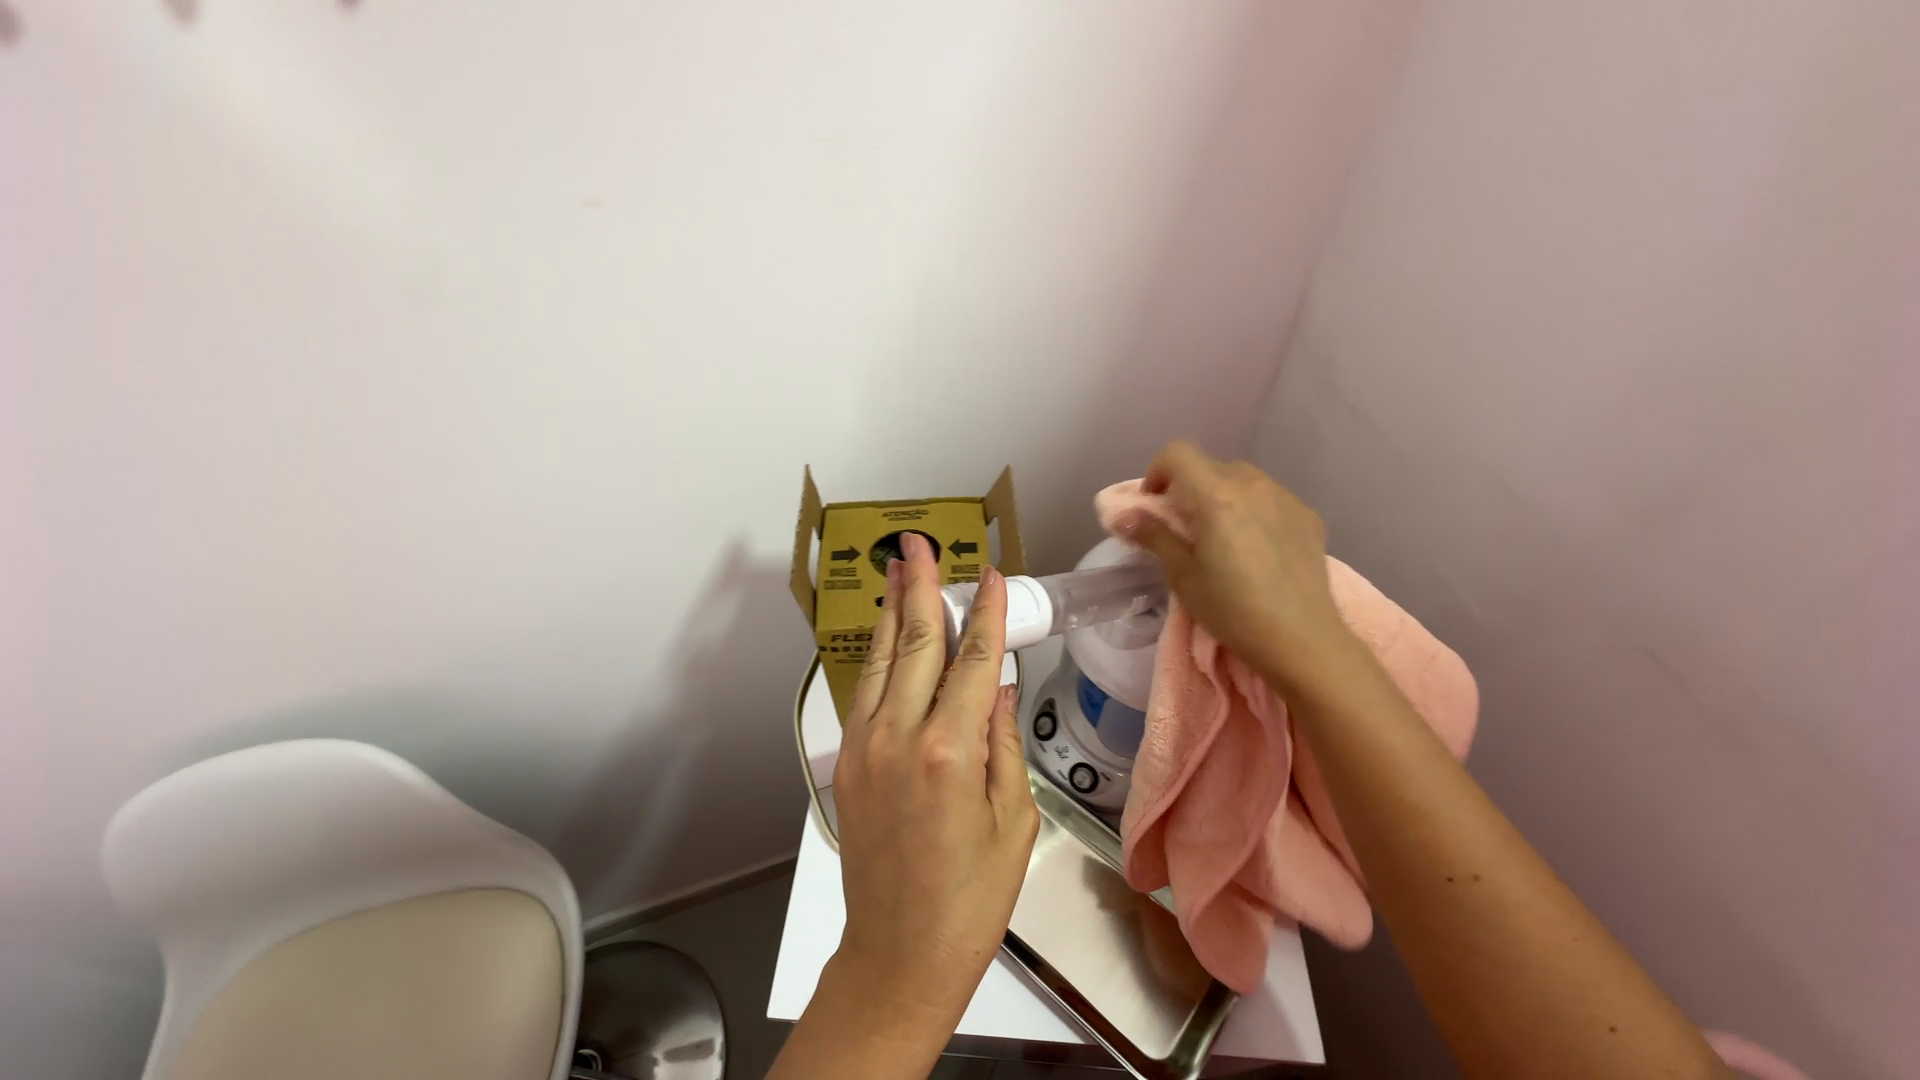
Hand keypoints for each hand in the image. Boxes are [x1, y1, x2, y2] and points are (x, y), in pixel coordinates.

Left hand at [829, 532, 1039, 1024]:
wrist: (900, 953)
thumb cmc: (972, 897)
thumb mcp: (1013, 819)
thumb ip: (1002, 740)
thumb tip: (997, 682)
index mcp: (950, 751)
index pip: (972, 661)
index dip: (985, 614)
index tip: (992, 575)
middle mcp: (900, 736)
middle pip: (912, 644)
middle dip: (919, 588)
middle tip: (919, 543)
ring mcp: (866, 747)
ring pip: (879, 661)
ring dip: (890, 612)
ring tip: (897, 570)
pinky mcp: (850, 763)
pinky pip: (865, 693)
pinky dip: (876, 656)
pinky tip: (885, 636)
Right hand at [1118, 441, 1356, 688]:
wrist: (1302, 640)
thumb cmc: (1232, 610)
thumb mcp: (1183, 576)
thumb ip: (1154, 536)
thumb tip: (1125, 516)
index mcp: (1217, 495)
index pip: (1177, 453)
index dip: (1157, 471)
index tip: (1154, 505)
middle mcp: (1253, 485)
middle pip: (1210, 466)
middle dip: (1189, 487)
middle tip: (1184, 528)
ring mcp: (1286, 498)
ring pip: (1243, 480)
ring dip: (1223, 496)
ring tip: (1223, 538)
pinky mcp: (1308, 517)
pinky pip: (1271, 499)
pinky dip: (1254, 511)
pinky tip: (1258, 550)